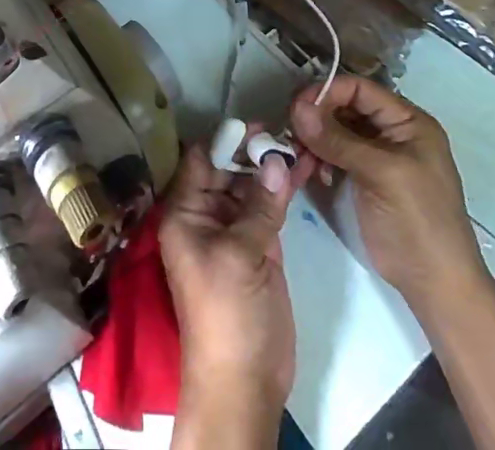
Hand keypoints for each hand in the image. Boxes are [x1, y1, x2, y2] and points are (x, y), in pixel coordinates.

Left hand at [159, 133, 310, 432]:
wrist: (245, 376)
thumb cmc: (227, 313)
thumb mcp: (239, 256)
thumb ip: (260, 206)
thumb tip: (278, 160)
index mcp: (186, 214)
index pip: (200, 161)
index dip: (226, 138)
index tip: (259, 119)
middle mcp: (208, 215)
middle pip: (230, 168)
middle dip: (256, 147)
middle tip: (291, 125)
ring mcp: (237, 227)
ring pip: (254, 183)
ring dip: (275, 162)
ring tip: (305, 137)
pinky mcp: (261, 241)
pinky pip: (271, 204)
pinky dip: (287, 186)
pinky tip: (308, 165)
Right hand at [289, 76, 484, 308]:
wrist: (434, 281)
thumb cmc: (417, 219)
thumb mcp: (381, 173)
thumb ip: (338, 140)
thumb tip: (298, 108)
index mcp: (408, 122)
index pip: (361, 90)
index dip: (328, 92)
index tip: (296, 107)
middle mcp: (392, 133)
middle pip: (346, 109)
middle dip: (318, 117)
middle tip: (290, 133)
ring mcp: (378, 158)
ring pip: (338, 133)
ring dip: (316, 140)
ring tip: (299, 156)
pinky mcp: (364, 181)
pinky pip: (336, 157)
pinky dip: (321, 160)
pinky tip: (313, 173)